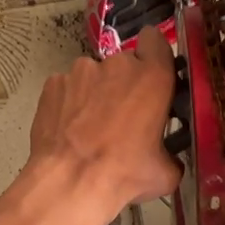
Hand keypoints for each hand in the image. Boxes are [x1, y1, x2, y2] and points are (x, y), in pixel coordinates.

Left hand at [27, 25, 182, 209]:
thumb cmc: (124, 175)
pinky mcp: (53, 84)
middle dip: (124, 85)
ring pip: (94, 76)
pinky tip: (69, 130)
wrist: (69, 183)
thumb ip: (171, 153)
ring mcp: (80, 71)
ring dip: (96, 94)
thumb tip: (168, 159)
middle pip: (124, 64)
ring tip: (90, 128)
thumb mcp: (165, 173)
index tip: (152, 76)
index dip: (153, 56)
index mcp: (152, 78)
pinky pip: (68, 88)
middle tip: (122, 118)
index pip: (156, 41)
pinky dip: (70, 103)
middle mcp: (117, 64)